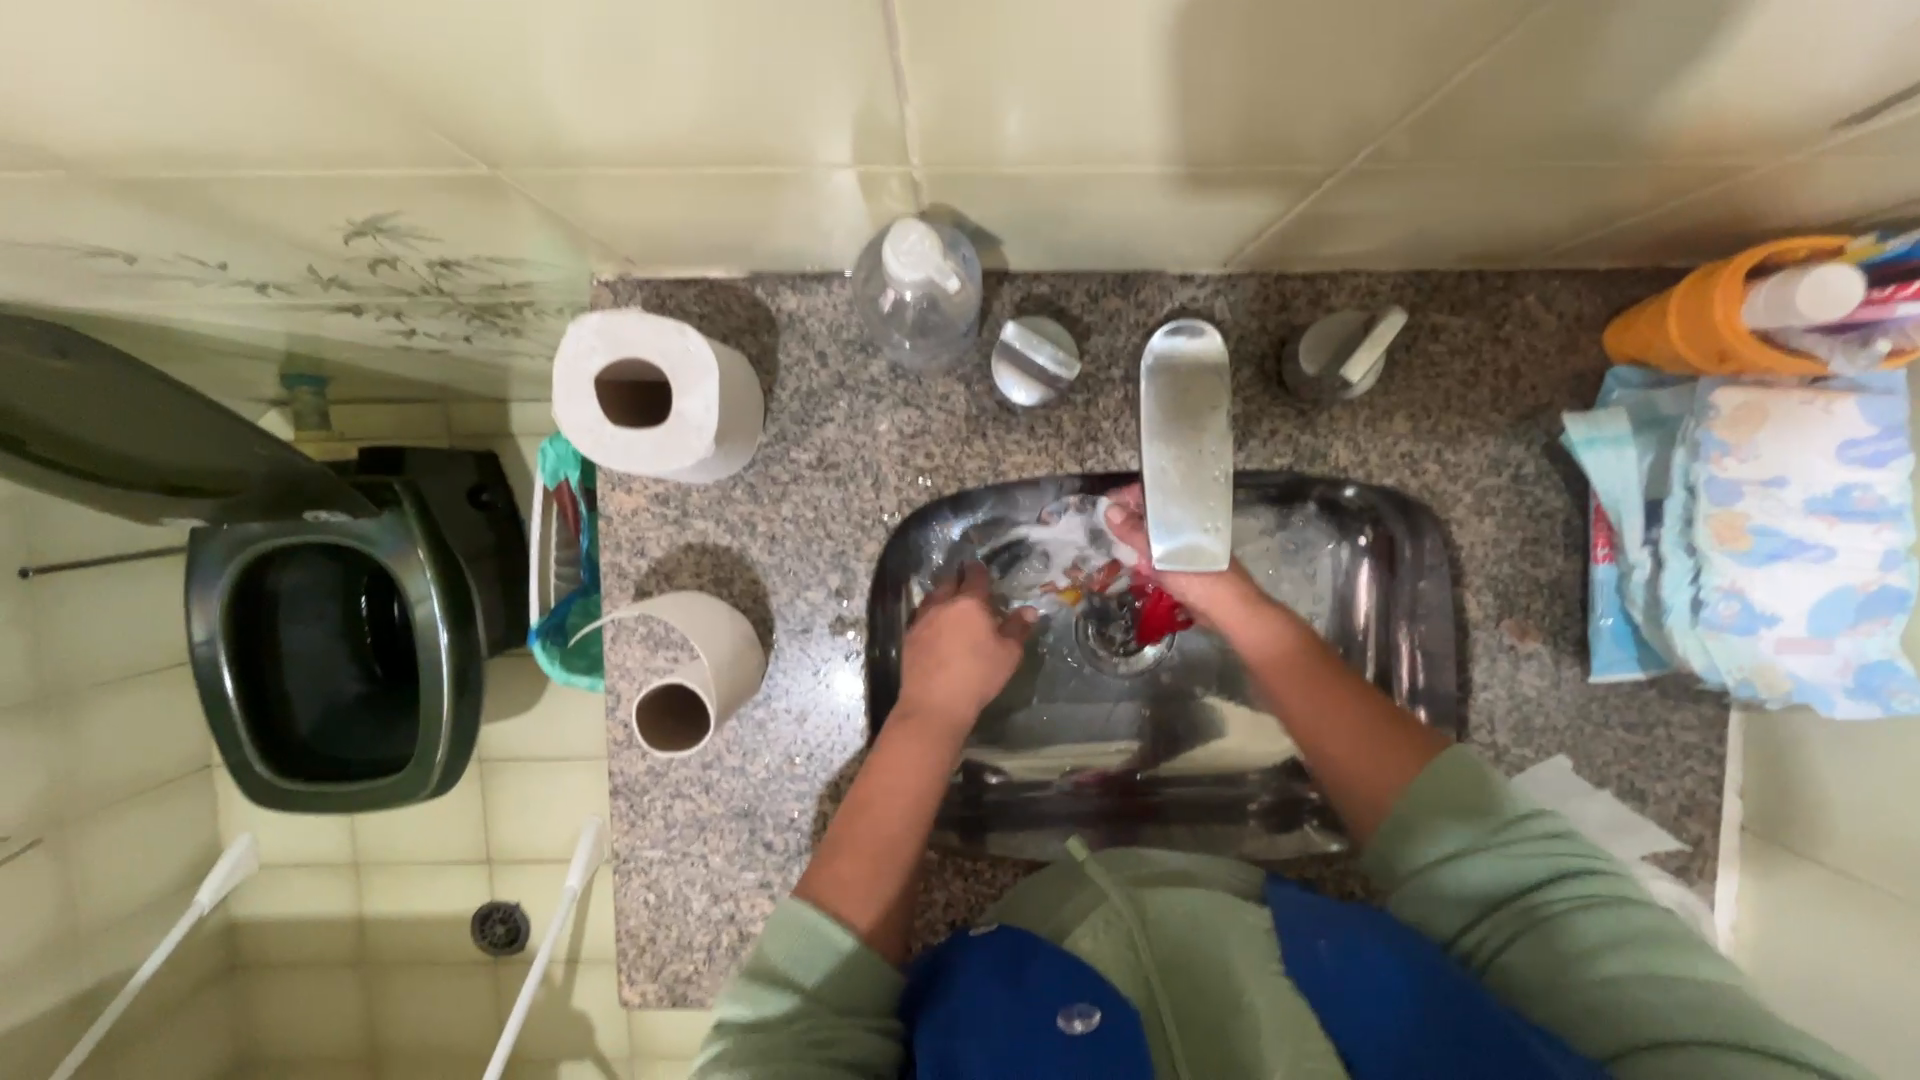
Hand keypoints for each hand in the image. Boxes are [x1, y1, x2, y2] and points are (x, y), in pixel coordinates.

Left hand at [894, 562, 1035, 733]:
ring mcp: (922, 619)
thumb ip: (1018, 629)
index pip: (975, 576)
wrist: (935, 702)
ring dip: (942, 596)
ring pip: (932, 598)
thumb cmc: (978, 675)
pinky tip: (934, 625)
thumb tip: (1029, 610)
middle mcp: (943, 604)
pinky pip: (921, 616)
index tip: (980, 568)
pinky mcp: (909, 636)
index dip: (978, 570)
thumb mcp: (1008, 654)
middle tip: (967, 585)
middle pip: (949, 582)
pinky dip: (930, 615)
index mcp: (970, 603)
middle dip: (958, 580)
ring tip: (950, 603)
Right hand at [1103, 482, 1270, 630]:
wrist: (1228, 609)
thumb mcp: (1159, 554)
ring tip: (1121, 557)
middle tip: (1108, 536)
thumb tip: (1109, 510)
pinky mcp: (1185, 564)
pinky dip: (1147, 562)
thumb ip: (1134, 532)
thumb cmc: (1196, 577)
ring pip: (1152, 538)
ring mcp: (1185, 545)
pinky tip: (1139, 572)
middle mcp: (1184, 525)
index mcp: (1182, 514)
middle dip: (1126, 525)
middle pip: (1148, 517)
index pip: (1148, 495)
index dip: (1124, 498)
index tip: (1103, 510)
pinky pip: (1160, 557)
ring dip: (1136, 547)